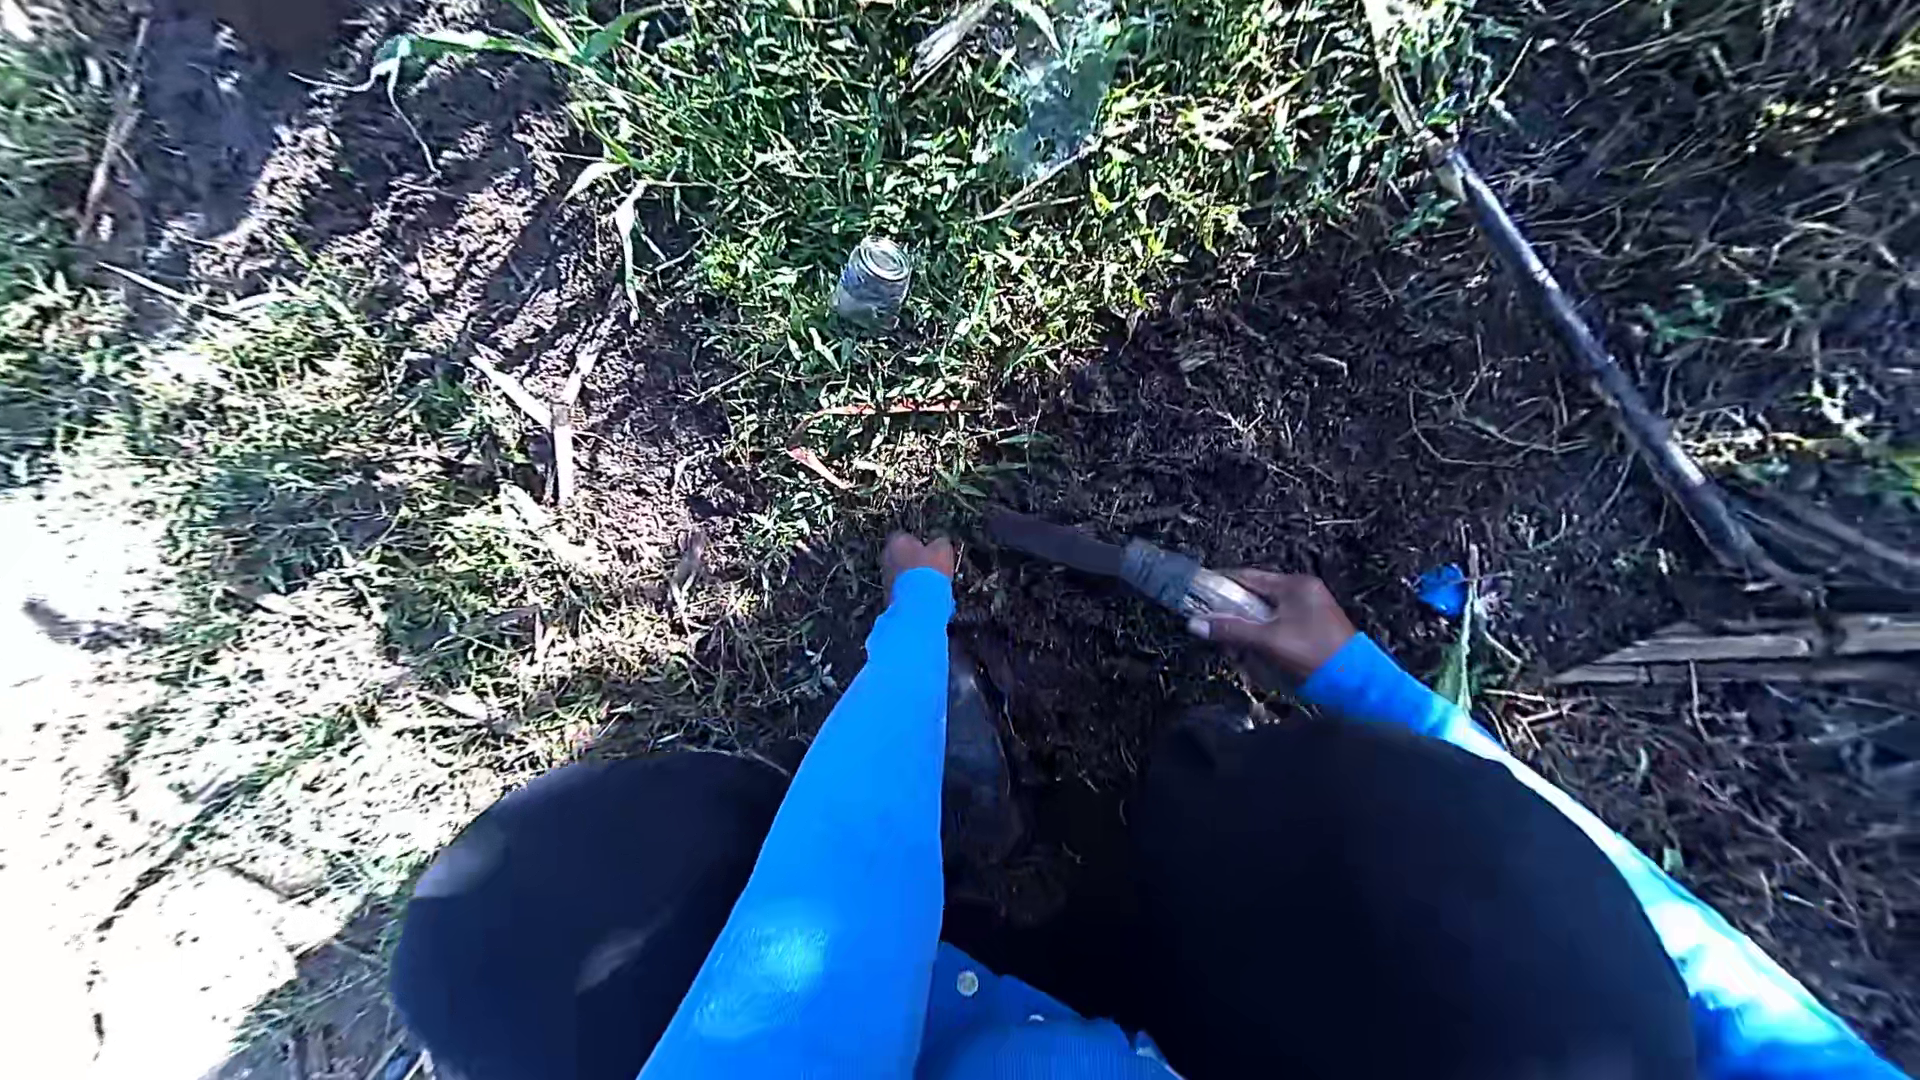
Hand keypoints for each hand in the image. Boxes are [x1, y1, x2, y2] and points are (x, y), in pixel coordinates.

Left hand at [882, 532, 955, 600]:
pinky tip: (927, 596)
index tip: (932, 549)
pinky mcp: (890, 595)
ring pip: (903, 574)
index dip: (920, 543)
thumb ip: (940, 542)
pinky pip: (903, 589)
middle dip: (916, 561)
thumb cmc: (929, 573)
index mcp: (897, 542)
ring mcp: (887, 577)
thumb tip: (941, 543)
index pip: (906, 536)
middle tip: (933, 567)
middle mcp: (886, 557)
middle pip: (903, 556)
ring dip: (915, 577)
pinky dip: (913, 592)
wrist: (919, 603)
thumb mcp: (943, 550)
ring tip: (932, 584)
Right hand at [1187, 570, 1356, 680]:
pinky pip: (1274, 628)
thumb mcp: (1268, 641)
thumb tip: (1196, 623)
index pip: (1245, 577)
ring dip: (1247, 633)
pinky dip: (1261, 640)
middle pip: (1251, 598)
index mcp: (1295, 586)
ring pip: (1261, 615)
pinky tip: (1257, 657)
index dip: (1219, 587)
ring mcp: (1307, 611)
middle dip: (1233, 618)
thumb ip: (1231, 630)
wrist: (1360, 687)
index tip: (1199, 599)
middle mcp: (1302, 592)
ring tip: (1241, 653)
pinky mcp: (1310, 629)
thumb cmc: (1318, 657)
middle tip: (1222, 637)